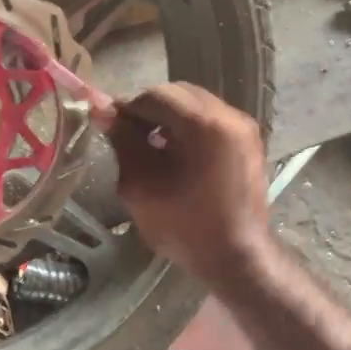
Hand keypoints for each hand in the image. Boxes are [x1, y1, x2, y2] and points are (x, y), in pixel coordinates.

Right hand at [110, 82, 270, 281]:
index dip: (127, 107)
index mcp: (203, 124)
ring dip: (168, 117)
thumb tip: (101, 109)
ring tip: (151, 145)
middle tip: (128, 136)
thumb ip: (122, 139)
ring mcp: (244, 129)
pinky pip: (211, 119)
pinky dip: (188, 127)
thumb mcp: (140, 182)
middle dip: (149, 109)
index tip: (109, 127)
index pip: (155, 95)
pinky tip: (175, 153)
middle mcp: (229, 116)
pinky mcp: (249, 143)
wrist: (235, 256)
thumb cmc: (182, 223)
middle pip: (178, 93)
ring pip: (195, 104)